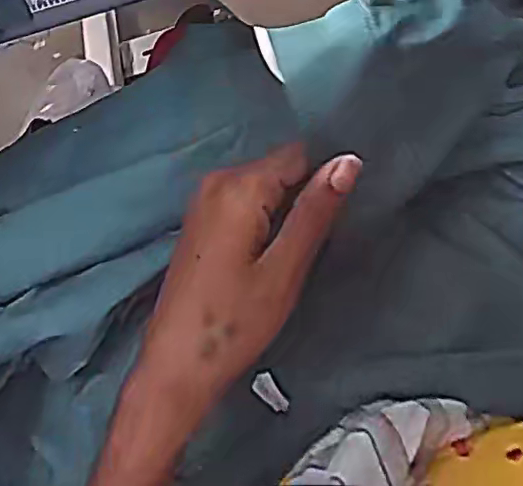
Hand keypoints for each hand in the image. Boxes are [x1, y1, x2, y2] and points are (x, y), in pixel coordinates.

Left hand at [137, 144, 358, 407]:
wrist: (173, 367)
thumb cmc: (234, 323)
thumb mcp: (284, 270)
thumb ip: (316, 211)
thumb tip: (349, 161)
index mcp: (240, 185)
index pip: (299, 155)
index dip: (323, 181)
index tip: (333, 218)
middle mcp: (218, 178)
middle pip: (280, 167)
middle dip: (302, 196)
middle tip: (308, 245)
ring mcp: (204, 195)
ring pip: (264, 183)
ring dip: (283, 208)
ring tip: (287, 254)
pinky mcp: (200, 215)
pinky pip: (244, 197)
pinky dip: (262, 216)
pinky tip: (262, 255)